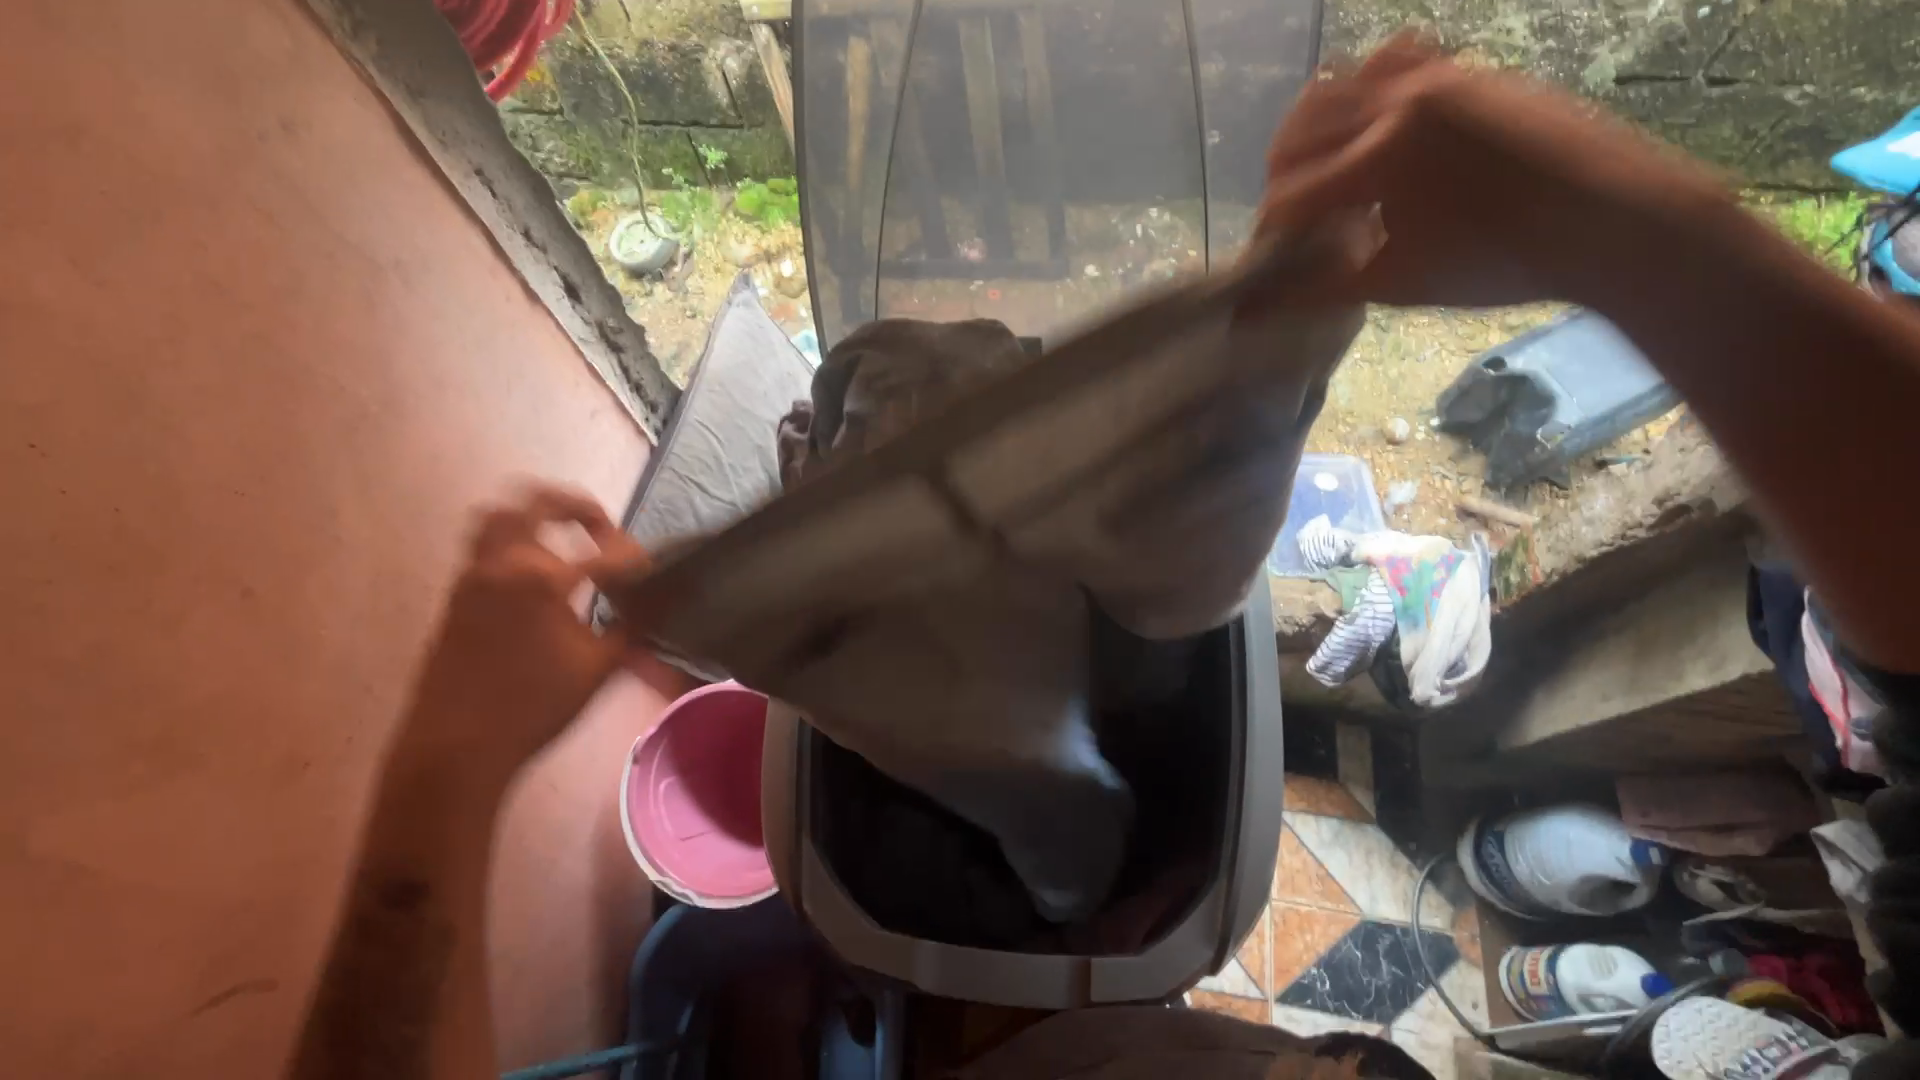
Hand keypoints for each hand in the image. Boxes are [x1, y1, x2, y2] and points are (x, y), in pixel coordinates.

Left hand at [395, 485, 650, 790]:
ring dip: (536, 516)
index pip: (604, 551)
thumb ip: (632, 624)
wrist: (455, 746)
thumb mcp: (598, 667)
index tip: (653, 573)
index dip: (635, 558)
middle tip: (602, 527)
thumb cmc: (534, 708)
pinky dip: (514, 542)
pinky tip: (537, 576)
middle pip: (537, 501)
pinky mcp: (457, 594)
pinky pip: (484, 545)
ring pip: (500, 515)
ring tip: (564, 538)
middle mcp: (503, 563)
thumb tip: (661, 598)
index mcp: (543, 579)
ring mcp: (473, 575)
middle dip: (576, 506)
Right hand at [1256, 36, 1732, 308]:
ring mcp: (1435, 76)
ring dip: (1312, 129)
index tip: (1272, 260)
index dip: (1271, 234)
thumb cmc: (1500, 263)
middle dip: (1281, 180)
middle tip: (1294, 220)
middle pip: (1297, 132)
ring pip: (1336, 83)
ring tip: (1323, 171)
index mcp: (1379, 156)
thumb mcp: (1396, 284)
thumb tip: (1250, 313)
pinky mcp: (1466, 69)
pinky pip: (1396, 55)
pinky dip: (1367, 85)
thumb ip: (1317, 291)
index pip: (1290, 196)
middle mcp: (1398, 101)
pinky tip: (1374, 124)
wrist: (1612, 218)